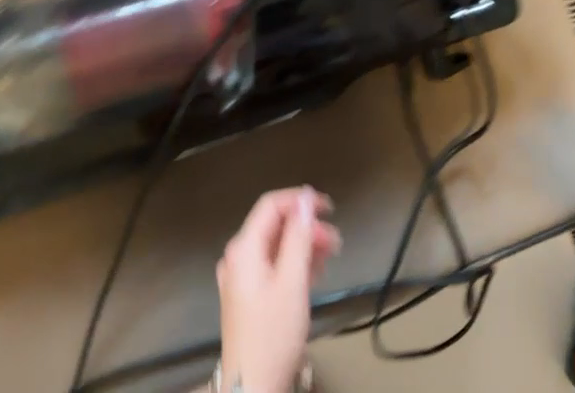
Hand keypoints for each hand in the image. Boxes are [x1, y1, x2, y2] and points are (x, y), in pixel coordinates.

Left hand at [216, 186, 341, 392]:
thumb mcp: (292, 281)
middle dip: (306, 227)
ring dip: (304, 246)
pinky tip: (314, 273)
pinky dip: (295, 264)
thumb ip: (299, 237)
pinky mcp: (249, 296)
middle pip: (274, 226)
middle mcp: (239, 258)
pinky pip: (274, 266)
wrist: (253, 386)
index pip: (271, 205)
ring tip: (330, 257)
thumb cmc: (273, 332)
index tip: (328, 207)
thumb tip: (305, 200)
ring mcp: (242, 278)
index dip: (300, 200)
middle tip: (335, 241)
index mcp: (244, 249)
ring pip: (276, 247)